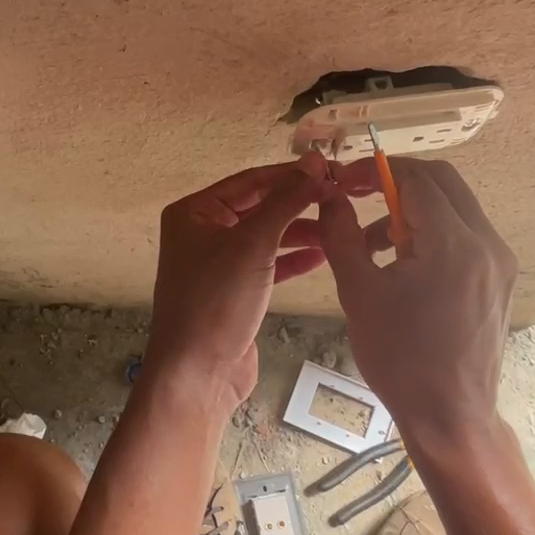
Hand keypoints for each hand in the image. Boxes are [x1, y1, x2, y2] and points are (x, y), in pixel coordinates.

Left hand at [144, 154, 331, 404]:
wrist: (197, 371)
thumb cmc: (217, 301)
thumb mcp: (253, 244)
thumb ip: (285, 202)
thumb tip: (313, 163)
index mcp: (194, 212)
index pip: (250, 180)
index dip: (290, 175)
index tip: (330, 169)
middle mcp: (201, 232)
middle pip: (258, 207)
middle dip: (297, 204)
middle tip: (340, 197)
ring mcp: (216, 263)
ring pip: (265, 236)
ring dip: (299, 232)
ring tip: (338, 227)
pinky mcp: (233, 290)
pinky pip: (266, 264)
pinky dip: (291, 260)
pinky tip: (322, 256)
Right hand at [318, 157, 517, 439]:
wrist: (450, 414)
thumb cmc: (399, 357)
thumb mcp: (358, 293)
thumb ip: (342, 235)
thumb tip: (330, 198)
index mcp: (452, 245)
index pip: (417, 179)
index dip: (375, 170)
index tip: (343, 179)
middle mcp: (486, 244)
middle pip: (443, 182)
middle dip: (397, 181)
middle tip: (358, 193)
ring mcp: (499, 261)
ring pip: (456, 207)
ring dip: (413, 208)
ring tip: (372, 242)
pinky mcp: (499, 279)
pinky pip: (465, 234)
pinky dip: (431, 231)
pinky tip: (402, 263)